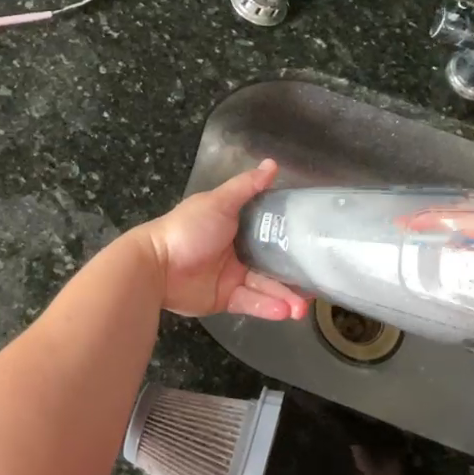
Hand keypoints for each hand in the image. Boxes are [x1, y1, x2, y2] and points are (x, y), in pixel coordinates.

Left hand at [136, 159, 309, 320]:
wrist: (156, 266)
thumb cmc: (188, 229)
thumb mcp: (219, 203)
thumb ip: (247, 187)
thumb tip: (273, 163)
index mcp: (235, 224)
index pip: (270, 229)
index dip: (292, 236)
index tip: (316, 243)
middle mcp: (236, 249)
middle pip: (272, 262)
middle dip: (294, 275)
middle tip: (317, 283)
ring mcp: (231, 276)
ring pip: (265, 286)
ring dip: (285, 296)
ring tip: (302, 308)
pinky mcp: (225, 299)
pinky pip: (251, 302)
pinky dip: (267, 306)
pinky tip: (285, 311)